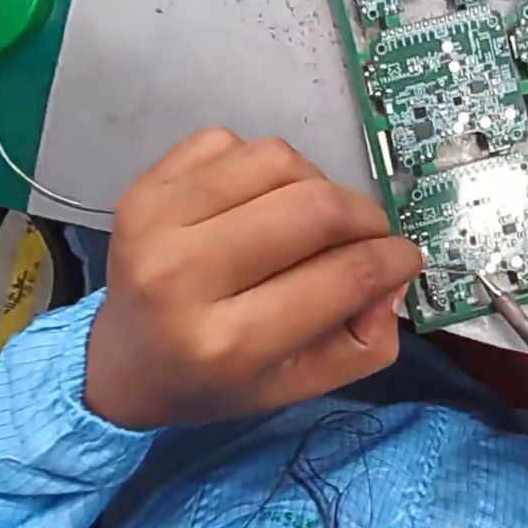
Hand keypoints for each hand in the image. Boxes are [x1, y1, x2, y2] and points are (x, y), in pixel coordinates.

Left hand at [84, 129, 422, 429]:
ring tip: (308, 215)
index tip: (404, 257)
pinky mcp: (143, 187)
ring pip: (275, 159)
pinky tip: (254, 201)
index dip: (392, 260)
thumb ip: (362, 344)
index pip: (340, 277)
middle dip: (363, 215)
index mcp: (226, 342)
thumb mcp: (295, 387)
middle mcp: (183, 275)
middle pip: (312, 207)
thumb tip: (393, 276)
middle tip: (367, 233)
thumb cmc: (212, 381)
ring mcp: (156, 220)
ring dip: (313, 181)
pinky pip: (227, 141)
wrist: (123, 359)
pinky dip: (259, 165)